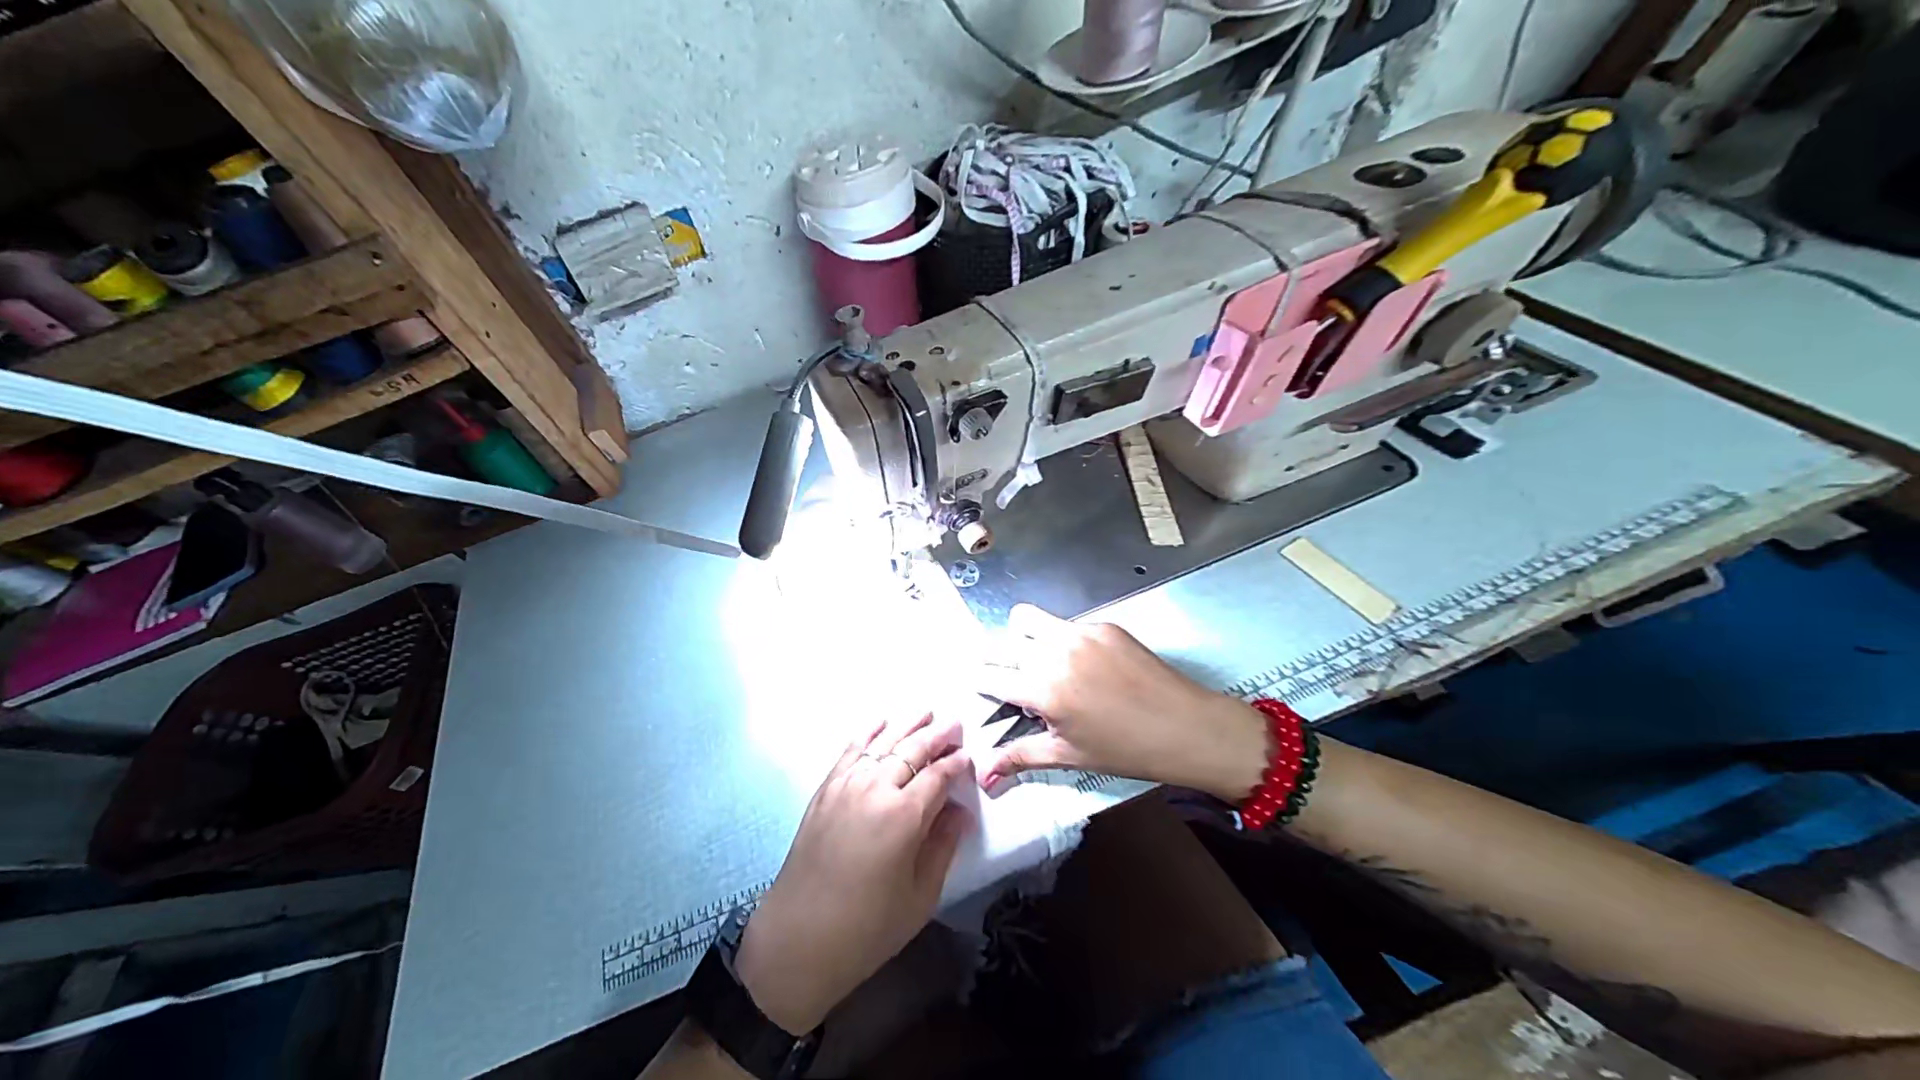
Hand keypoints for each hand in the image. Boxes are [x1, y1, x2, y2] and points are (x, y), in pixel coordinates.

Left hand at [735, 713, 972, 1034]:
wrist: (798, 939)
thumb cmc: (867, 927)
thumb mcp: (921, 895)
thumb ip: (943, 845)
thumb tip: (958, 810)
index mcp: (904, 815)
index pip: (939, 775)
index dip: (957, 764)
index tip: (969, 758)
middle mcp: (875, 789)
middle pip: (912, 750)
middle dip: (937, 735)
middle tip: (955, 725)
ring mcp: (845, 786)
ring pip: (882, 743)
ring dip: (906, 726)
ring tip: (925, 713)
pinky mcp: (824, 792)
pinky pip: (850, 751)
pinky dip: (868, 733)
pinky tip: (879, 723)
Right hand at [973, 604, 1268, 800]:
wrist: (1186, 726)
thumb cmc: (1126, 749)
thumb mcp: (1068, 755)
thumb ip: (1020, 756)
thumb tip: (984, 775)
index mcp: (1043, 689)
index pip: (989, 675)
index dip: (983, 686)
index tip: (989, 693)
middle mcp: (1055, 653)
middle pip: (1001, 643)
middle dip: (999, 661)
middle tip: (1016, 682)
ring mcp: (1080, 634)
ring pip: (1028, 620)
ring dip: (1024, 639)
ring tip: (1042, 663)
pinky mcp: (1103, 625)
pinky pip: (1065, 623)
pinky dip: (1060, 639)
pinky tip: (1084, 665)